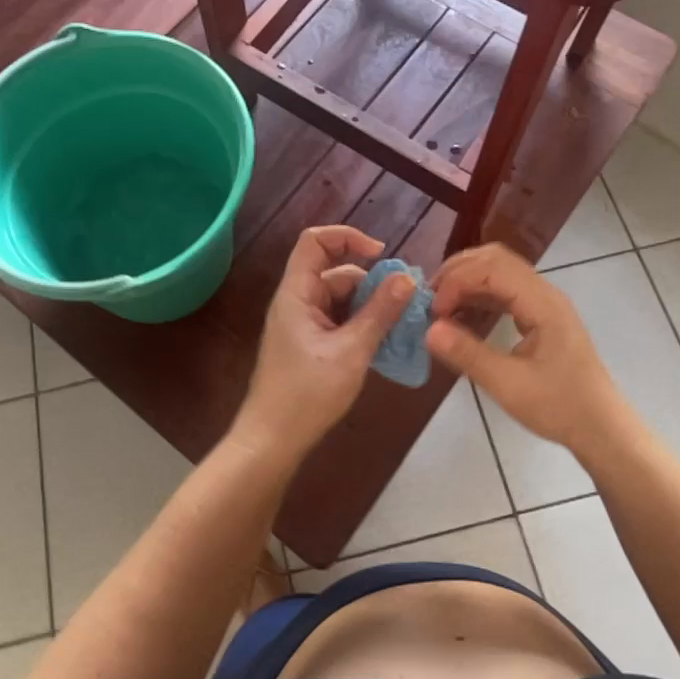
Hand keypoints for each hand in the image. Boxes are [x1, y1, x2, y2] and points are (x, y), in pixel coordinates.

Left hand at [231, 226, 415, 458]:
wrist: (272, 441)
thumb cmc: (307, 393)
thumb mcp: (351, 351)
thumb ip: (379, 312)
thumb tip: (407, 279)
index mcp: (296, 293)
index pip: (315, 241)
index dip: (347, 237)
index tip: (381, 254)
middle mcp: (297, 301)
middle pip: (335, 272)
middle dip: (372, 280)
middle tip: (407, 300)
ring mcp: (302, 324)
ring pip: (341, 299)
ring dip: (371, 306)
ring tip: (404, 323)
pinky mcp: (309, 345)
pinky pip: (339, 321)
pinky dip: (362, 325)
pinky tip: (386, 343)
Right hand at [426, 243, 622, 451]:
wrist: (601, 428)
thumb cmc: (560, 407)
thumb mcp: (508, 385)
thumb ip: (468, 354)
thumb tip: (428, 330)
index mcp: (542, 304)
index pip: (492, 269)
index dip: (457, 281)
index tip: (434, 311)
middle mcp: (545, 294)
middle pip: (495, 260)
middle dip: (458, 272)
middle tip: (429, 298)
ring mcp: (544, 304)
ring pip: (500, 272)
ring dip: (467, 281)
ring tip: (439, 306)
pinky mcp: (541, 317)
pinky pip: (505, 291)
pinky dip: (479, 295)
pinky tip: (461, 315)